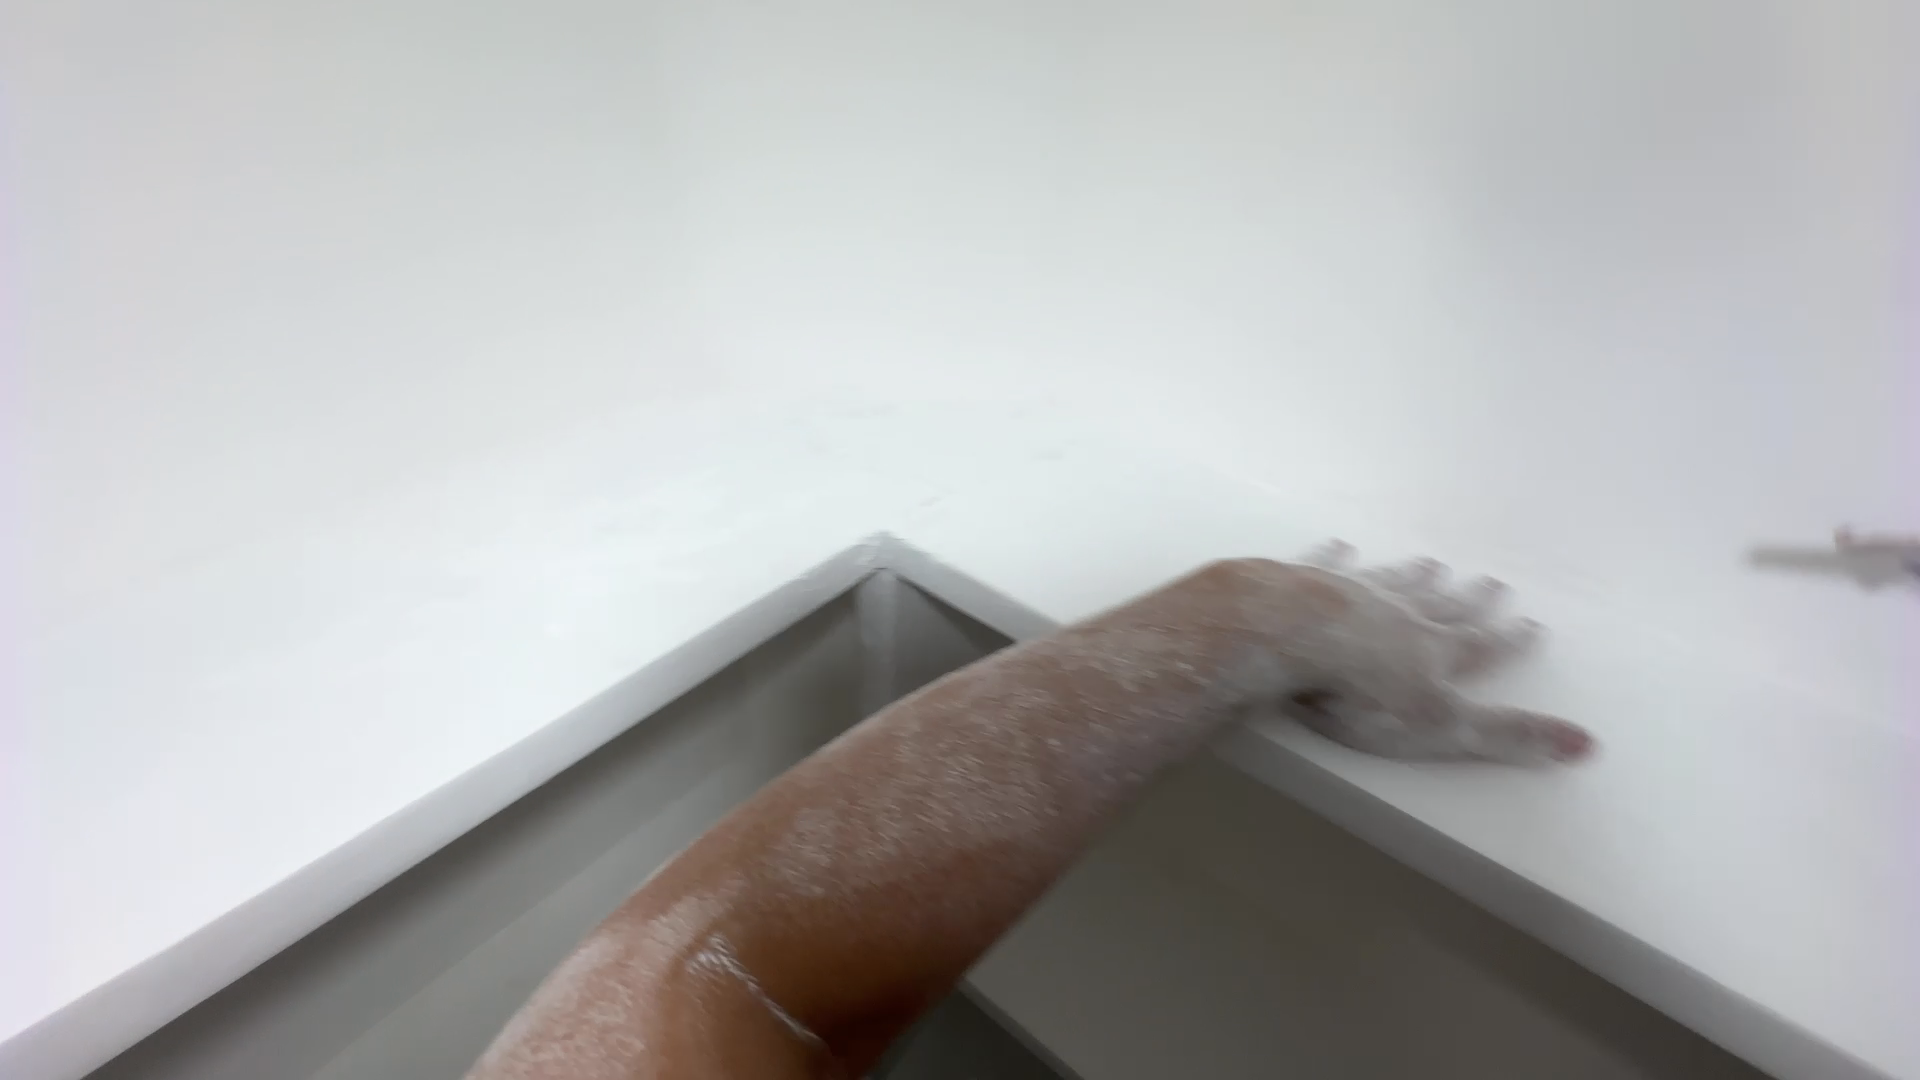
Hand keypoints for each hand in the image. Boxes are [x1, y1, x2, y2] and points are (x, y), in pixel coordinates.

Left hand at [1232, 542, 1594, 764]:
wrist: (1292, 635)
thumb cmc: (1361, 693)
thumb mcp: (1440, 726)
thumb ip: (1505, 733)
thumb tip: (1588, 744)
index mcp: (1432, 652)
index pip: (1481, 645)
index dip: (1507, 639)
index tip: (1531, 623)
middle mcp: (1398, 614)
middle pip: (1440, 605)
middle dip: (1468, 598)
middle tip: (1491, 581)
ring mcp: (1350, 591)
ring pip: (1391, 581)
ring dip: (1412, 574)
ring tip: (1431, 563)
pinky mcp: (1303, 580)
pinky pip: (1326, 563)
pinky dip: (1335, 555)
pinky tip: (1341, 545)